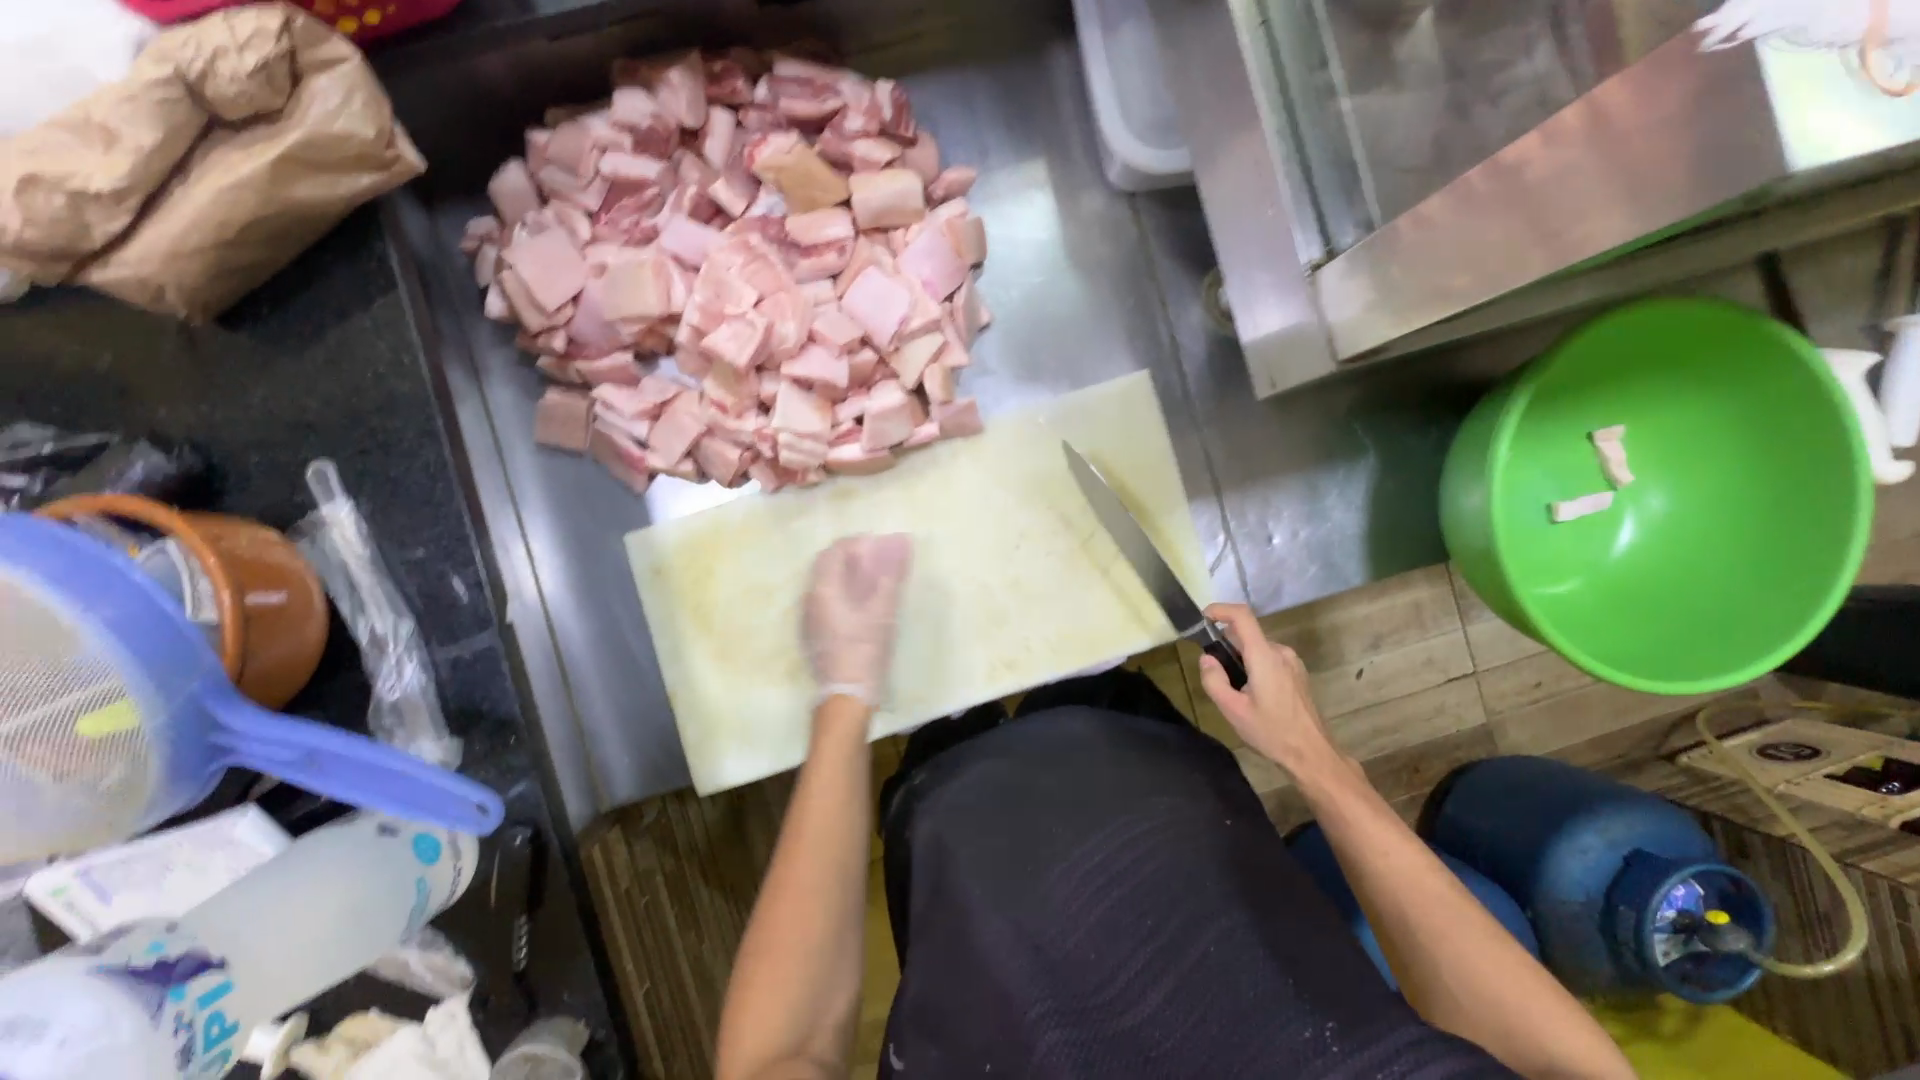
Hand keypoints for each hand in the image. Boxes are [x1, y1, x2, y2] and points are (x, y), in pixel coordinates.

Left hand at [803, 534, 912, 706]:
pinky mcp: (812, 635)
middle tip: (877, 560)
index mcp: (823, 590)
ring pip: (824, 584)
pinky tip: (860, 605)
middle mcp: (809, 600)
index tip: (879, 546)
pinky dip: (841, 593)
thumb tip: (901, 543)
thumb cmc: (865, 650)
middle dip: (850, 557)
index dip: (857, 542)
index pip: (834, 551)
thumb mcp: (883, 612)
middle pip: (826, 565)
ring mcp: (807, 619)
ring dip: (845, 575)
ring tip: (871, 581)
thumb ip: (891, 575)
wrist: (846, 696)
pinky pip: (824, 602)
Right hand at [1195, 603, 1348, 776]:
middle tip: (1215, 675)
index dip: (1220, 610)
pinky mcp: (1298, 674)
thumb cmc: (1271, 732)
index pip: (1242, 616)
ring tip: (1236, 693)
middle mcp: (1281, 652)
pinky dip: (1255, 667)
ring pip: (1258, 649)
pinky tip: (1254, 697)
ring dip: (1241, 660)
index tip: (1203, 618)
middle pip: (1248, 635)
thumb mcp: (1233, 710)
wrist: (1312, 754)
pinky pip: (1270, 660)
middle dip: (1226, 647)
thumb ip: (1214, 680)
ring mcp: (1293, 662)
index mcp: (1265, 656)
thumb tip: (1206, 658)